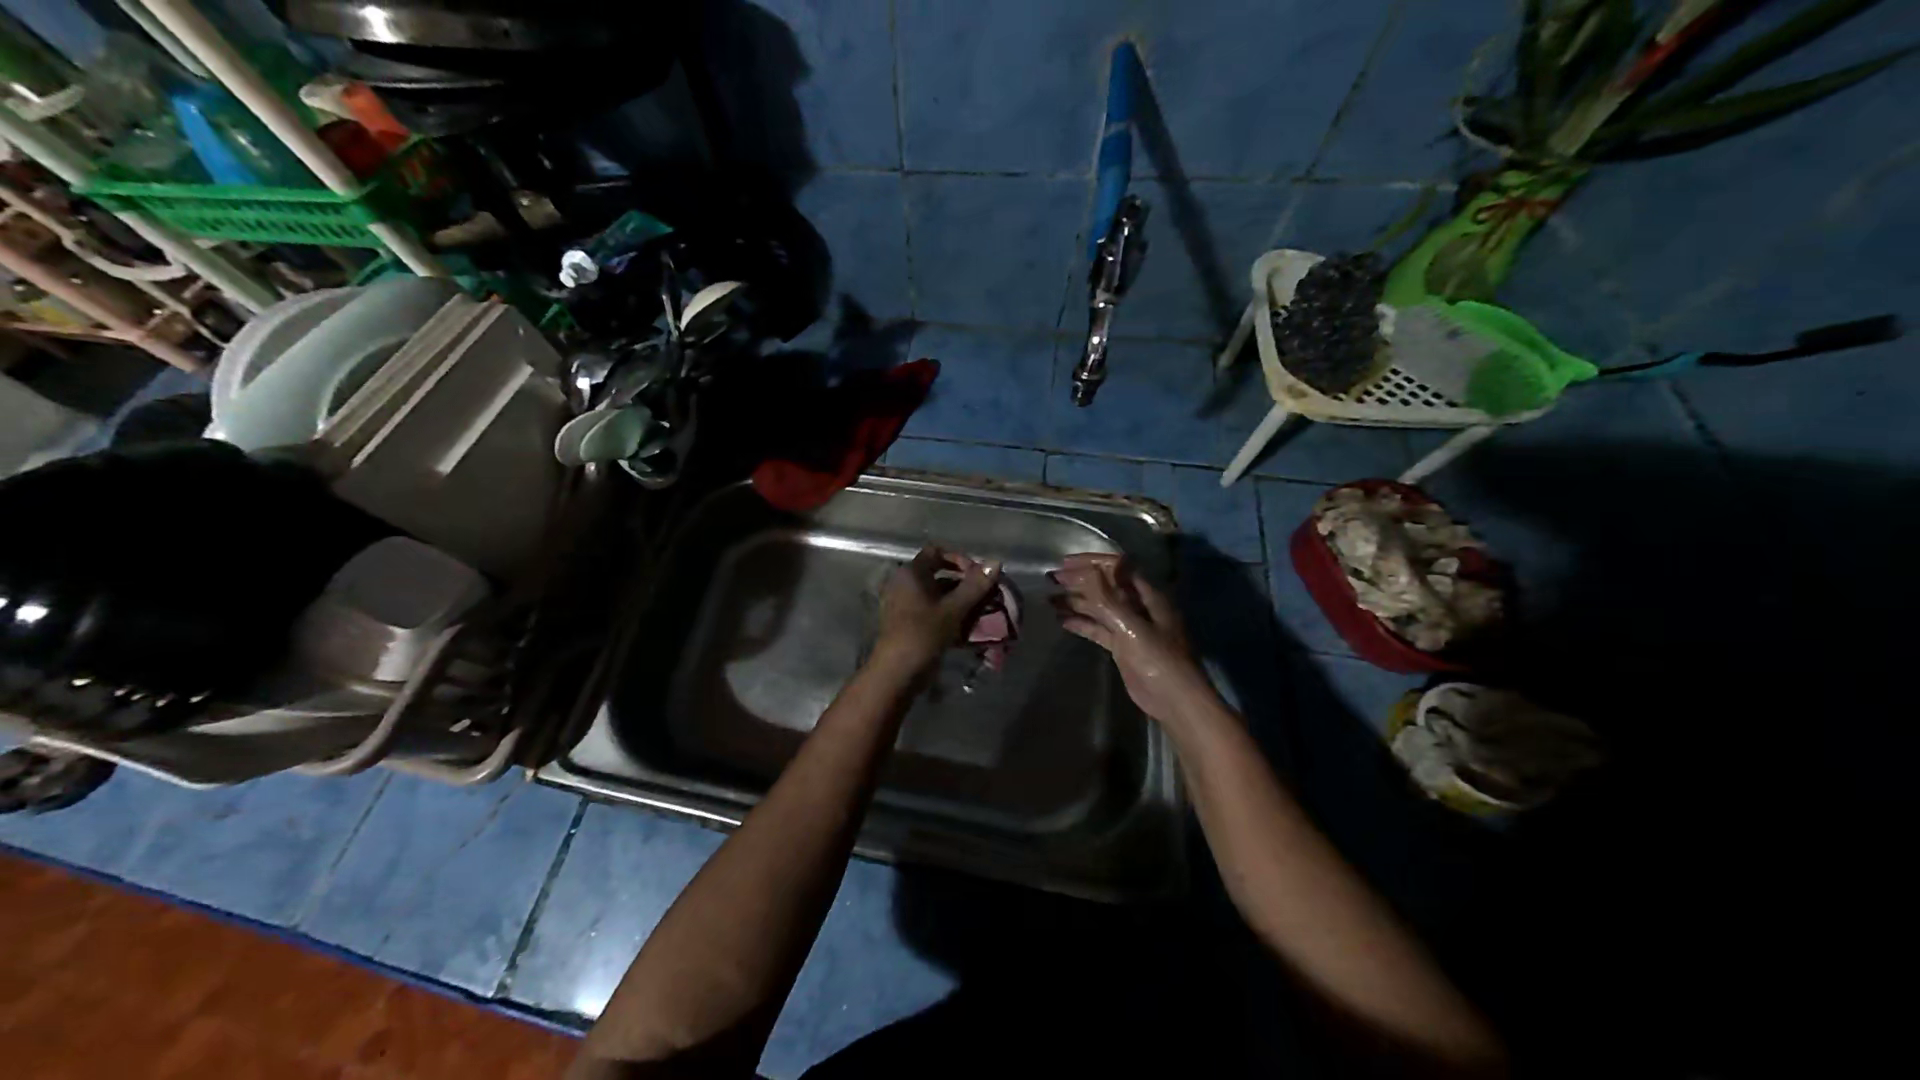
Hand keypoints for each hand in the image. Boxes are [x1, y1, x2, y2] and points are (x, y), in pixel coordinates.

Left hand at [872, 546, 1002, 675]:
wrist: (897, 672)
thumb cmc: (923, 634)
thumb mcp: (953, 609)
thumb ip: (975, 585)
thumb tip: (996, 561)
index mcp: (911, 574)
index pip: (937, 552)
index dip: (959, 559)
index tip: (977, 576)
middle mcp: (905, 584)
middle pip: (939, 574)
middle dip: (965, 584)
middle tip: (985, 596)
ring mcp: (905, 604)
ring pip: (938, 595)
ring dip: (960, 601)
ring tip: (980, 614)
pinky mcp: (909, 622)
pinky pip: (933, 610)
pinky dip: (950, 614)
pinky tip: (967, 627)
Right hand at [1050, 553, 1222, 726]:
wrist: (1175, 702)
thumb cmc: (1158, 660)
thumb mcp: (1132, 627)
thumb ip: (1108, 599)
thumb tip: (1087, 570)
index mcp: (1149, 596)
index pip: (1118, 568)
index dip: (1092, 563)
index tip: (1065, 564)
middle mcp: (1140, 607)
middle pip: (1106, 587)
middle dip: (1080, 581)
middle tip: (1051, 580)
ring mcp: (1131, 627)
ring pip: (1100, 608)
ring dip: (1077, 602)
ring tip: (1049, 599)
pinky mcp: (1123, 647)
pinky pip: (1099, 629)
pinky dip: (1082, 623)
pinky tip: (1062, 620)